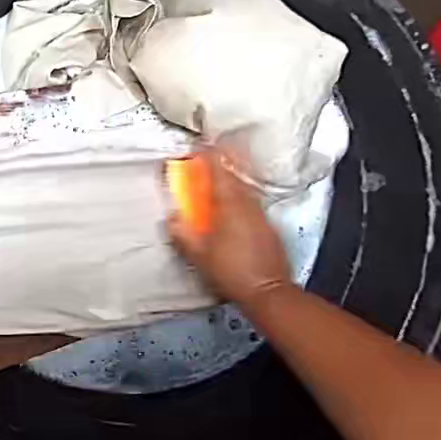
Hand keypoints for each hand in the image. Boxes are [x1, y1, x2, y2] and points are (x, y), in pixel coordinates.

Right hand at [166, 147, 294, 310]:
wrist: (269, 293)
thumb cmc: (231, 271)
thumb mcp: (198, 254)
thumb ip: (182, 233)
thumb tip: (172, 217)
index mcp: (230, 205)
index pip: (219, 172)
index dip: (208, 156)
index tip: (197, 147)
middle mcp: (249, 205)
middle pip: (235, 176)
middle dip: (221, 163)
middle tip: (207, 158)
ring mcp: (262, 215)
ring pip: (244, 189)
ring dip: (231, 180)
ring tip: (217, 180)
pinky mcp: (269, 228)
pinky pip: (250, 203)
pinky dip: (239, 197)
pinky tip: (231, 207)